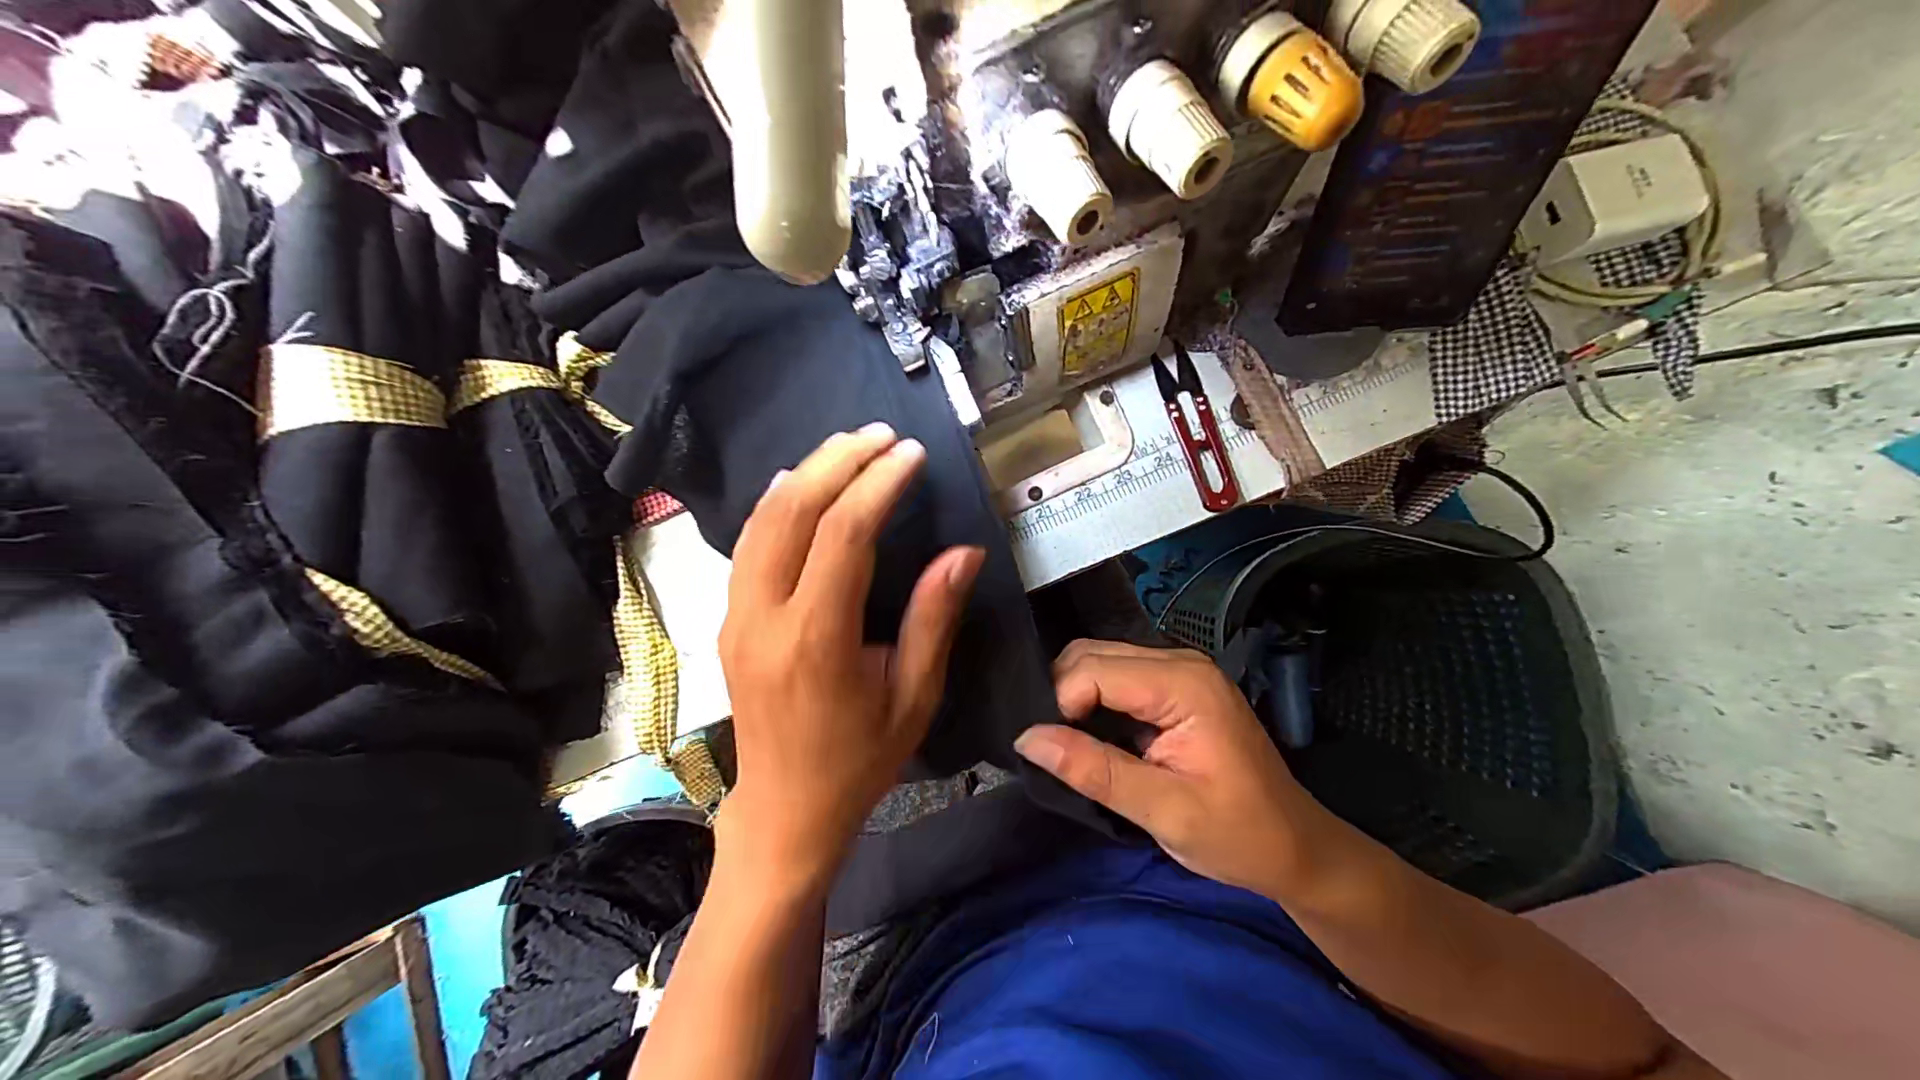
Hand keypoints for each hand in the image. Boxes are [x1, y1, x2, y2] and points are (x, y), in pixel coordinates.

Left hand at [717, 423, 984, 886]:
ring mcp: (736, 616)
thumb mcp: (913, 697)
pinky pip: (748, 544)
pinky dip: (775, 504)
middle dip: (837, 462)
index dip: (878, 485)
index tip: (911, 455)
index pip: (844, 535)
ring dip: (804, 474)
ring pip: (761, 521)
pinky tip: (797, 482)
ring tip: (847, 446)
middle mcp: (765, 618)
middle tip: (880, 436)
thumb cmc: (858, 759)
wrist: (784, 808)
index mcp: (816, 640)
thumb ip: (933, 620)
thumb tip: (963, 552)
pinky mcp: (728, 619)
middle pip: (792, 511)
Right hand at [1015, 640, 1322, 897]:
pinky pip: (1115, 676)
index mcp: (1184, 684)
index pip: (1092, 669)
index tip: (1060, 756)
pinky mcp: (1173, 685)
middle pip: (1091, 655)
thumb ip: (1094, 770)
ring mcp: (1178, 670)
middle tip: (1059, 752)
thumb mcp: (1164, 811)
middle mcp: (1179, 662)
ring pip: (1098, 661)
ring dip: (1075, 698)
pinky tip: (1094, 737)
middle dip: (1062, 696)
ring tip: (1073, 747)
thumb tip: (1027, 739)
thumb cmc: (1238, 834)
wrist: (1295, 848)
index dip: (1062, 707)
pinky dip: (1092, 701)